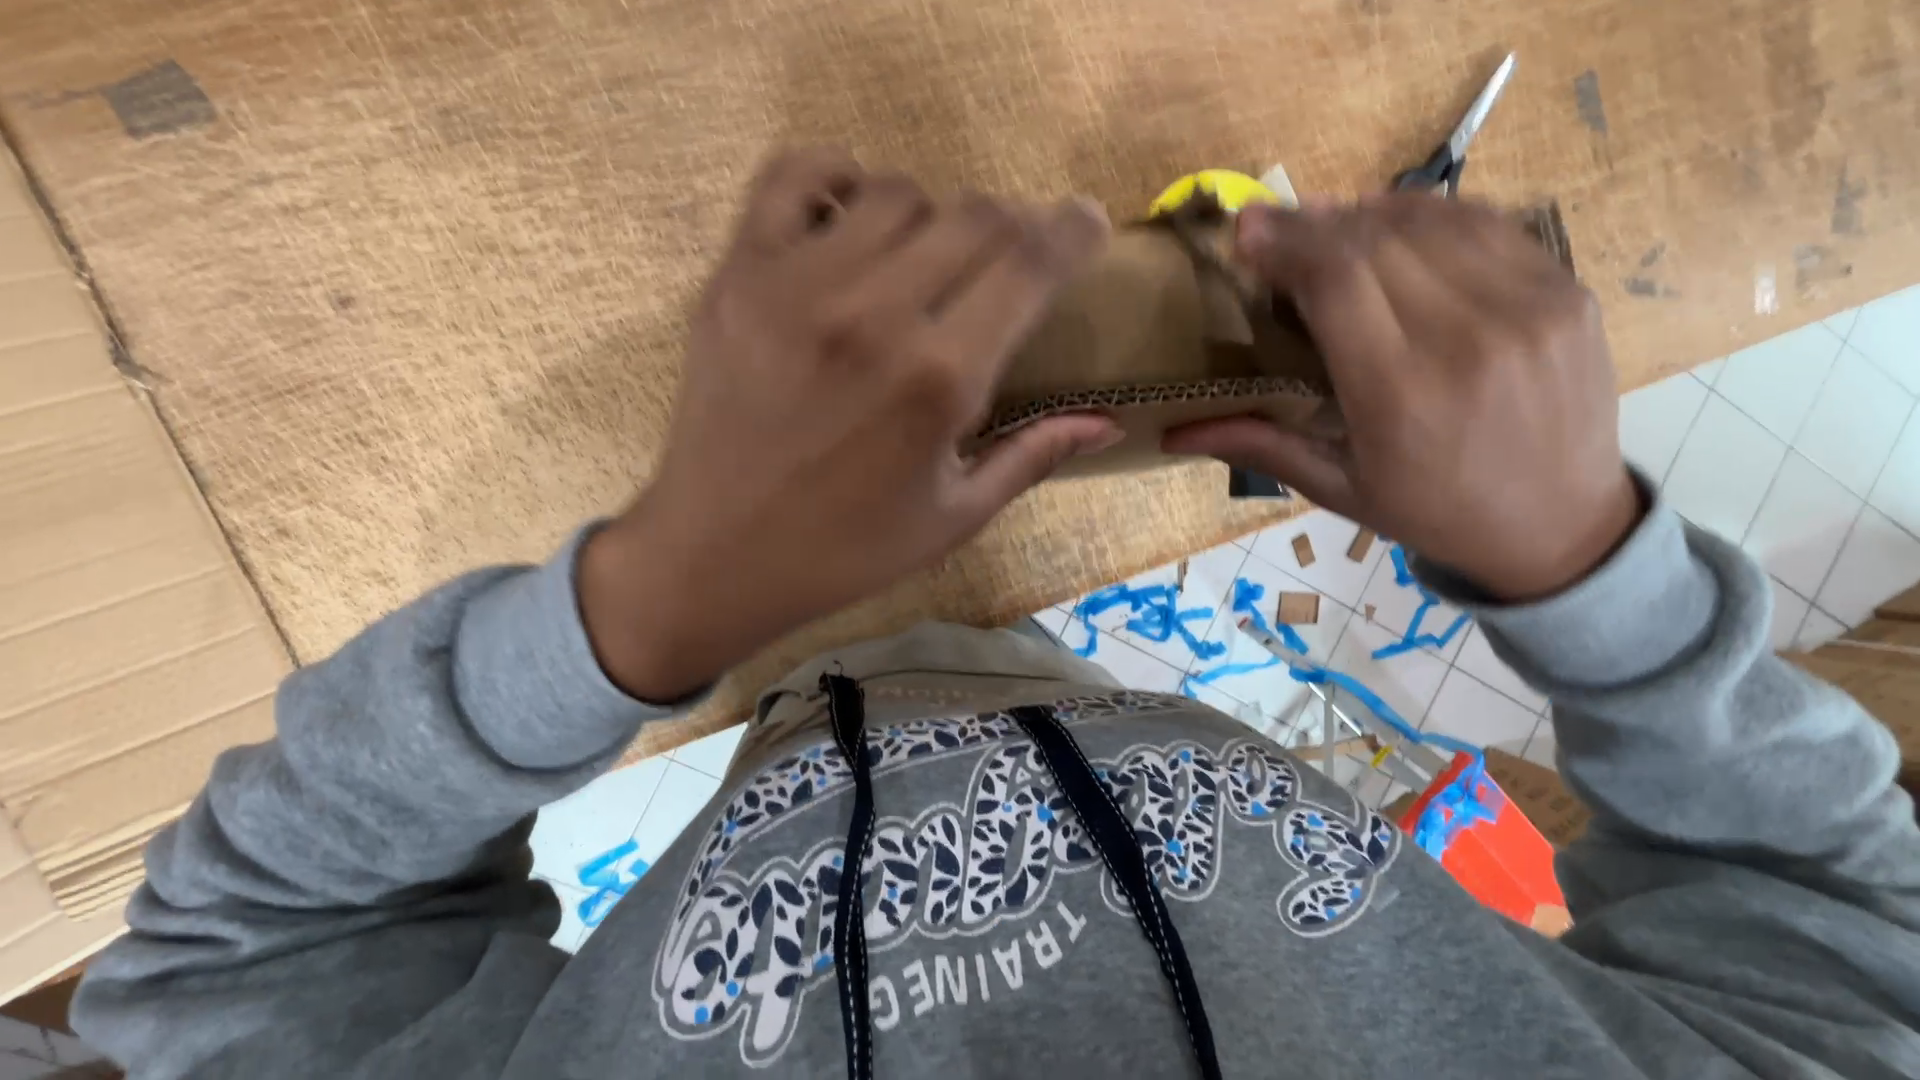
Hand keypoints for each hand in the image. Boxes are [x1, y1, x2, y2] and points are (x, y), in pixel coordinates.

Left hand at [579, 149, 1118, 699]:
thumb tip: (1106, 420)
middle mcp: (876, 314)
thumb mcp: (953, 518)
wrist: (714, 557)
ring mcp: (798, 286)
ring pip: (897, 192)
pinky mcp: (738, 276)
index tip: (1085, 225)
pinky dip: (836, 176)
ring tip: (925, 260)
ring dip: (932, 216)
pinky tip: (850, 215)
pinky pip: (794, 175)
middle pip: (976, 215)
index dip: (1073, 231)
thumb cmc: (845, 551)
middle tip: (1007, 260)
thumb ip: (1033, 457)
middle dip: (1013, 227)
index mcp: (941, 380)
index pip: (1030, 262)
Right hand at [1164, 197, 1640, 601]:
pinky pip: (1486, 224)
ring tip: (1327, 225)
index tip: (1246, 232)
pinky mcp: (1567, 290)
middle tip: (1274, 227)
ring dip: (1365, 212)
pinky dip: (1428, 216)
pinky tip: (1394, 227)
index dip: (1286, 242)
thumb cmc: (1431, 512)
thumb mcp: (1337, 488)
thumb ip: (1258, 444)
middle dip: (1312, 223)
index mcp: (1402, 394)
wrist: (1560, 525)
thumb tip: (1170, 431)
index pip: (1337, 280)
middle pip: (1375, 239)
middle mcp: (1470, 338)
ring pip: (1430, 221)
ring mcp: (1530, 307)